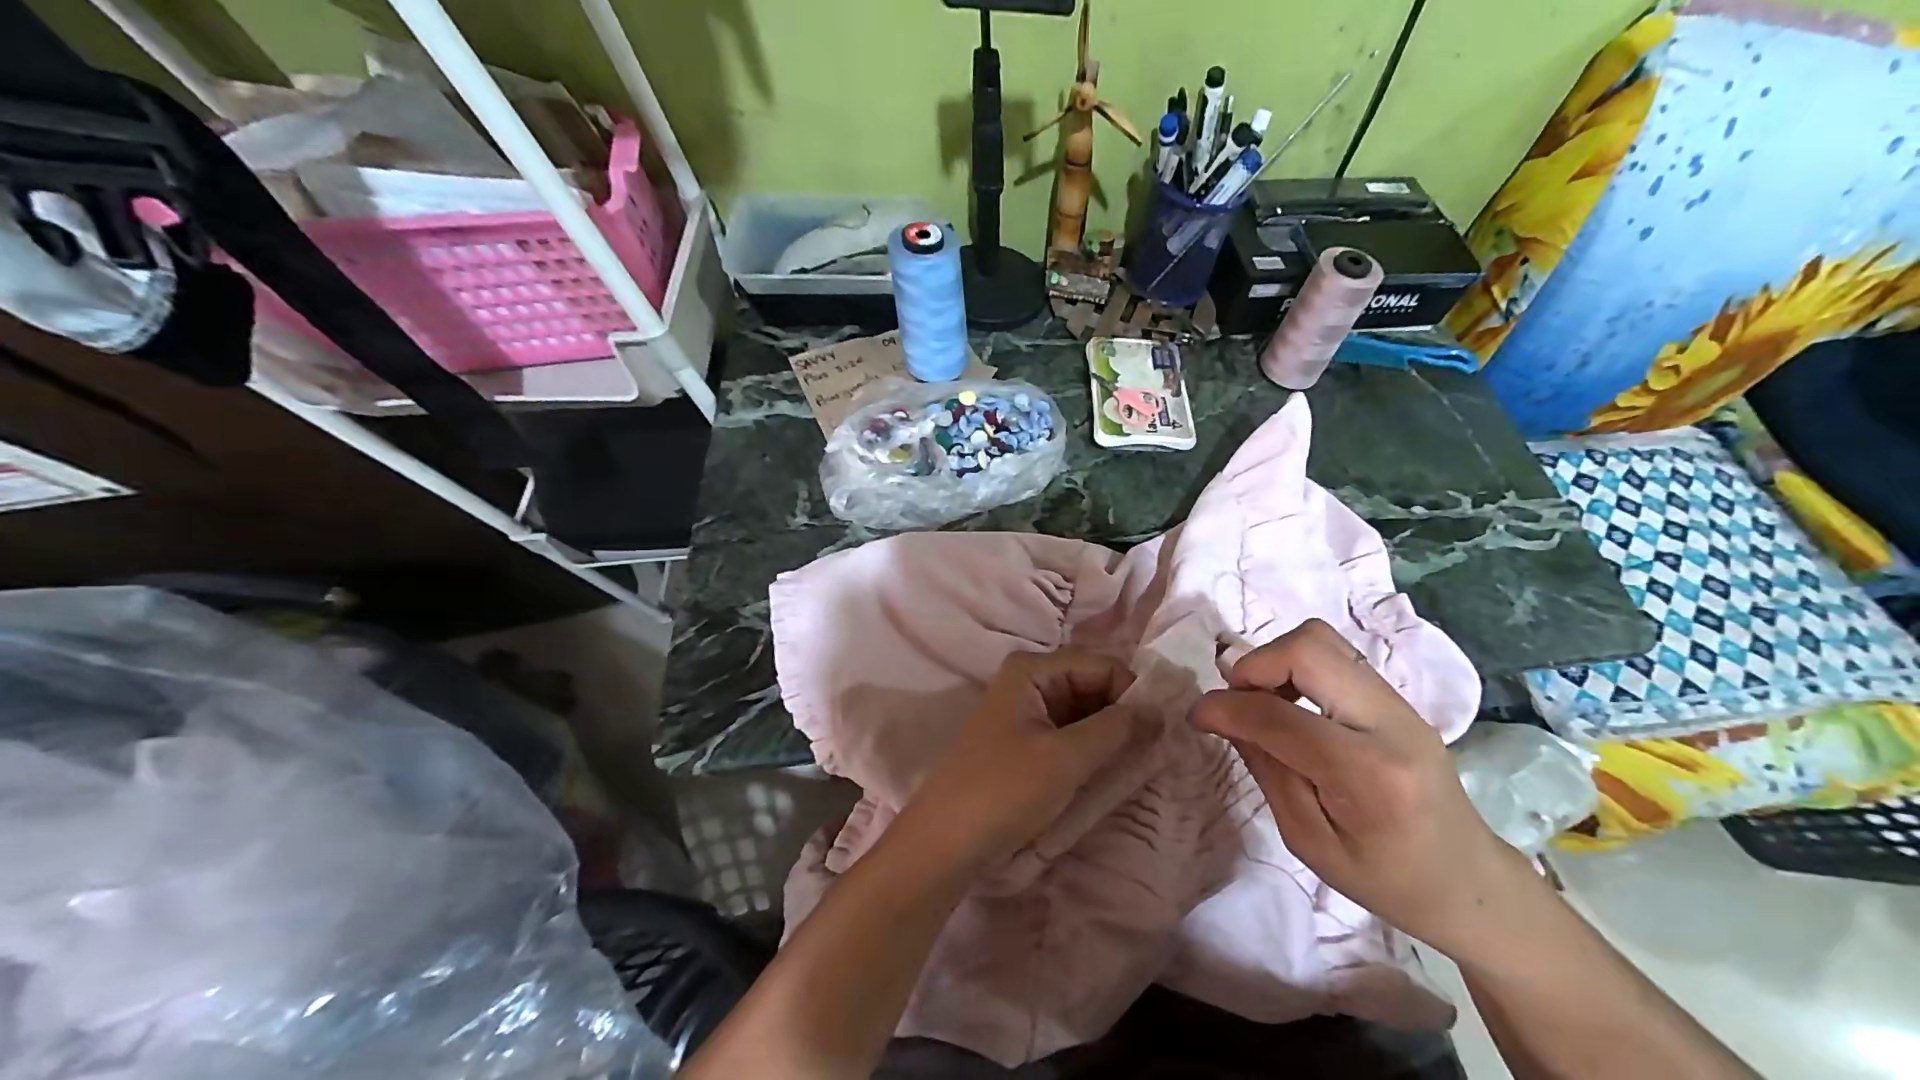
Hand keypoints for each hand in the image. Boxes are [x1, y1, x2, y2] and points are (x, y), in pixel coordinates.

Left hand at [894, 650, 1144, 876]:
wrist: (946, 843)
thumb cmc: (1003, 792)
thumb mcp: (1065, 758)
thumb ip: (1117, 729)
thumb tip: (1162, 710)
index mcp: (1033, 670)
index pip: (1103, 666)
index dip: (1135, 694)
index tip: (1164, 732)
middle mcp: (1030, 682)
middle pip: (1095, 686)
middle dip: (1126, 716)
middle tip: (1157, 752)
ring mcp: (1027, 714)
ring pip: (1087, 714)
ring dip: (1113, 737)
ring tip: (1137, 767)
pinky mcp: (1028, 745)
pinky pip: (1072, 736)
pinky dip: (1094, 752)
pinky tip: (1111, 775)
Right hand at [1191, 620, 1536, 957]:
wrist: (1470, 883)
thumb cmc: (1385, 879)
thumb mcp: (1308, 840)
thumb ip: (1266, 768)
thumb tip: (1223, 714)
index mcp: (1369, 775)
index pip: (1279, 715)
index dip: (1225, 707)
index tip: (1197, 715)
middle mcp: (1391, 724)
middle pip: (1308, 648)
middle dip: (1254, 665)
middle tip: (1235, 700)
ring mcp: (1401, 705)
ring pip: (1322, 640)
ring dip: (1276, 661)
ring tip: (1263, 702)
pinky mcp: (1398, 699)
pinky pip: (1335, 657)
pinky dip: (1297, 667)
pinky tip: (1291, 704)